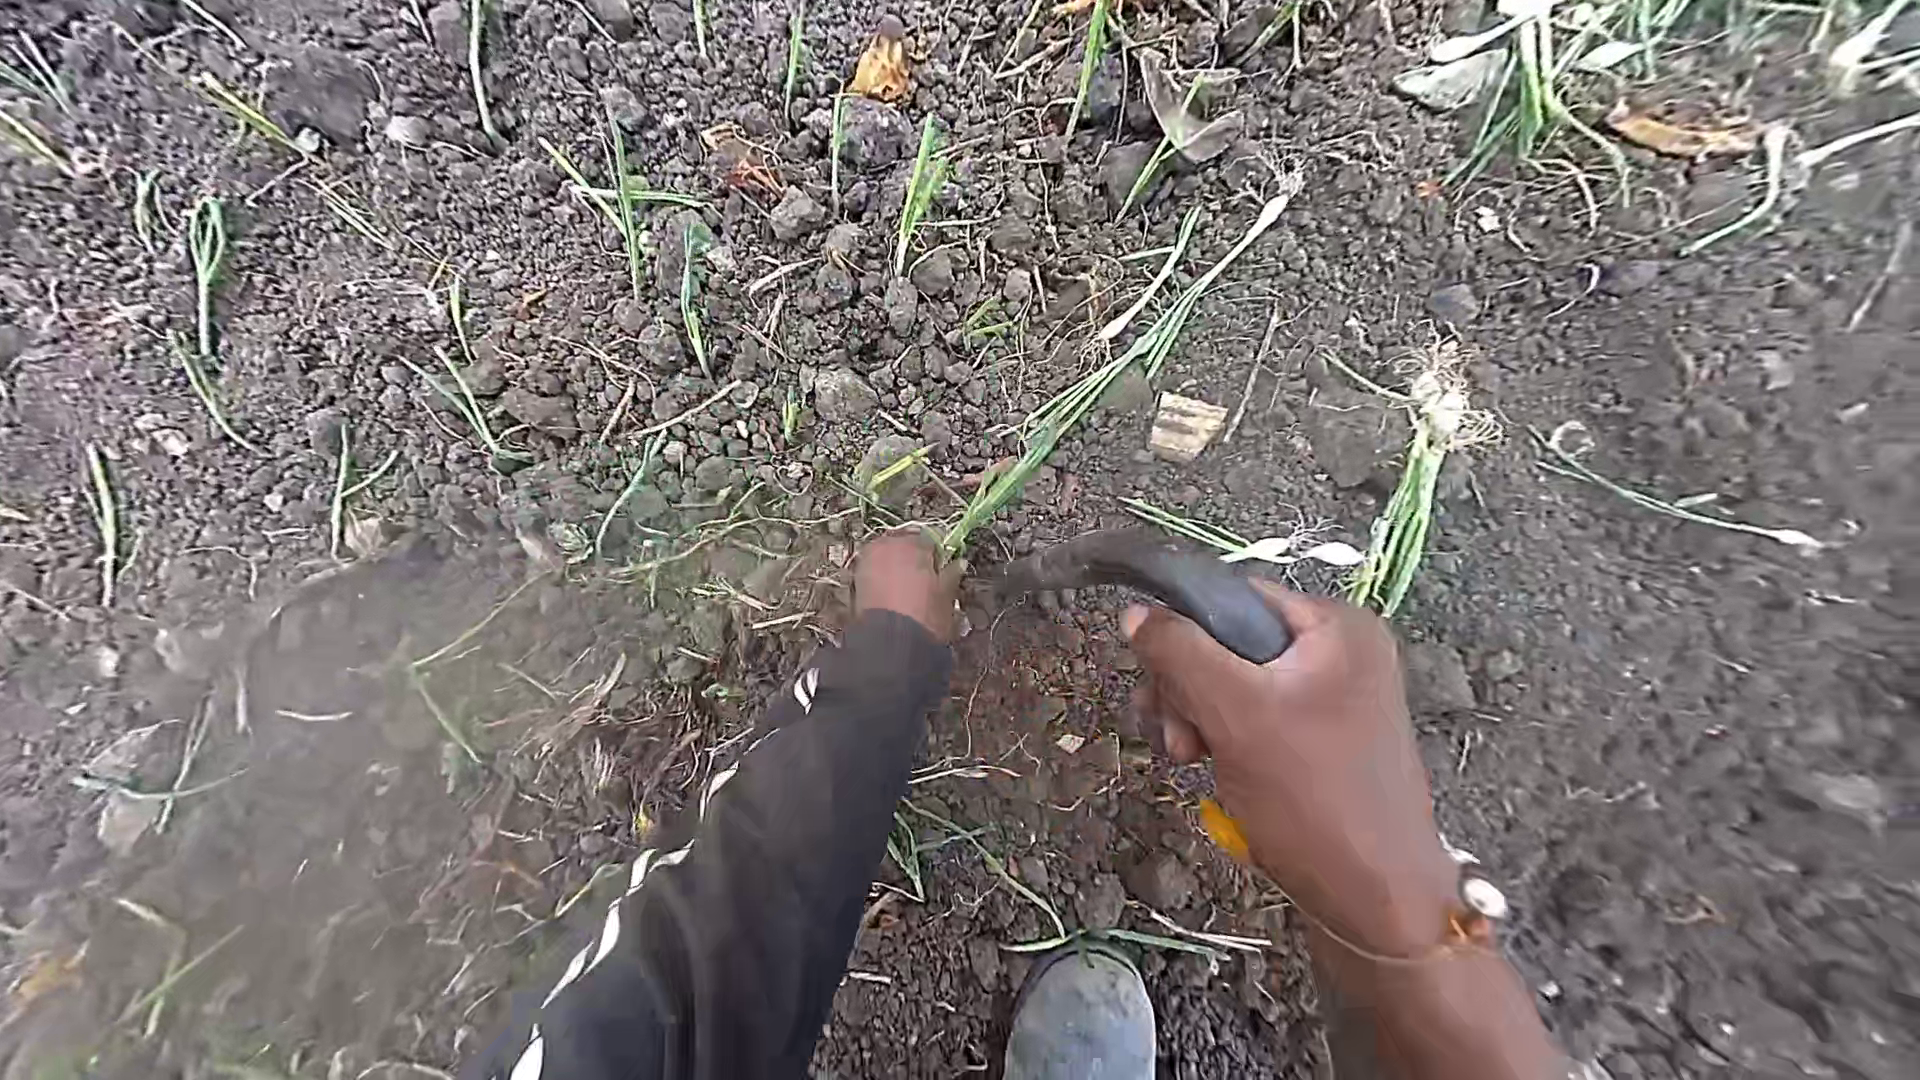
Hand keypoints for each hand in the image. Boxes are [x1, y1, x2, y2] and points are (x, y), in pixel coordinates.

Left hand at [853, 531, 962, 642]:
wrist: (891, 644)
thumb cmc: (924, 616)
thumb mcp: (946, 595)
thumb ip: (951, 574)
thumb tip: (957, 564)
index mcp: (912, 543)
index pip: (930, 541)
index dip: (937, 557)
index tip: (941, 572)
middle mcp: (886, 545)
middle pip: (904, 545)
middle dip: (913, 559)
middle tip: (924, 581)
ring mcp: (867, 562)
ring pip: (886, 559)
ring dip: (896, 569)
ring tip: (907, 592)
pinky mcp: (855, 581)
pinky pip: (874, 573)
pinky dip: (882, 581)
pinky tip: (892, 599)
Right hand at [1122, 583, 1457, 956]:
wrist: (1375, 905)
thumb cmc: (1310, 795)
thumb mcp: (1233, 711)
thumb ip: (1177, 652)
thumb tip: (1134, 614)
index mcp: (1334, 625)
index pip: (1232, 596)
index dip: (1184, 628)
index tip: (1157, 675)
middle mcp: (1335, 649)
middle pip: (1224, 640)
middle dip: (1186, 685)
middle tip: (1177, 732)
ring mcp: (1326, 690)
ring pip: (1226, 676)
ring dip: (1191, 711)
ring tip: (1185, 753)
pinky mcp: (1313, 727)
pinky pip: (1244, 708)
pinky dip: (1215, 729)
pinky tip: (1202, 759)